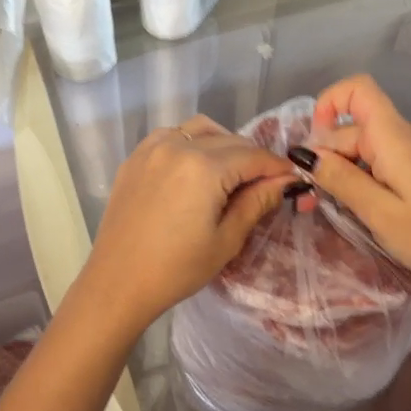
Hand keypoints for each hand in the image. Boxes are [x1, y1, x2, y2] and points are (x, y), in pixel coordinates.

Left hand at [78, 115, 297, 330]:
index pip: (253, 156)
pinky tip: (198, 167)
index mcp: (203, 167)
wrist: (118, 282)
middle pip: (229, 140)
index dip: (277, 167)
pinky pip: (172, 135)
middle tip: (267, 182)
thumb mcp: (226, 240)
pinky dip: (192, 142)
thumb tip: (284, 181)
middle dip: (253, 157)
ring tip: (233, 171)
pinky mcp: (135, 158)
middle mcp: (177, 146)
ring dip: (224, 143)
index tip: (293, 179)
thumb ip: (256, 203)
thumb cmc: (176, 269)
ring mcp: (152, 148)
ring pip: (200, 129)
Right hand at [294, 74, 410, 304]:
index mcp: (394, 136)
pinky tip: (366, 210)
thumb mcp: (380, 214)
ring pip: (368, 147)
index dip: (327, 103)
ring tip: (335, 210)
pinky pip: (386, 161)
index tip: (312, 146)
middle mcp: (407, 134)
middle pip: (355, 128)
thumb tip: (306, 154)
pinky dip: (366, 178)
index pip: (357, 89)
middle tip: (310, 203)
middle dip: (327, 157)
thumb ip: (341, 180)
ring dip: (345, 172)